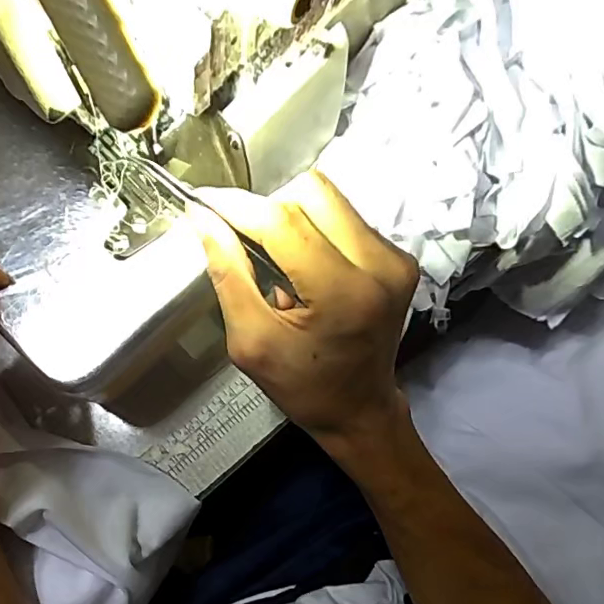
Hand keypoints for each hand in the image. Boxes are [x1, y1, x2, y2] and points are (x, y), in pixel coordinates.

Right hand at [195, 170, 418, 447]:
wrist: (360, 409)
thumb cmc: (304, 388)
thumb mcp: (251, 342)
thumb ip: (228, 275)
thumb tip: (203, 218)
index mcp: (342, 293)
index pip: (283, 221)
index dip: (237, 206)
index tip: (204, 203)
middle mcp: (379, 266)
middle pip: (311, 193)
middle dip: (268, 209)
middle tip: (248, 243)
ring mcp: (395, 259)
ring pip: (330, 198)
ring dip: (293, 218)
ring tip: (280, 262)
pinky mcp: (399, 258)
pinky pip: (346, 217)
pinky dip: (316, 231)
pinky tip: (307, 268)